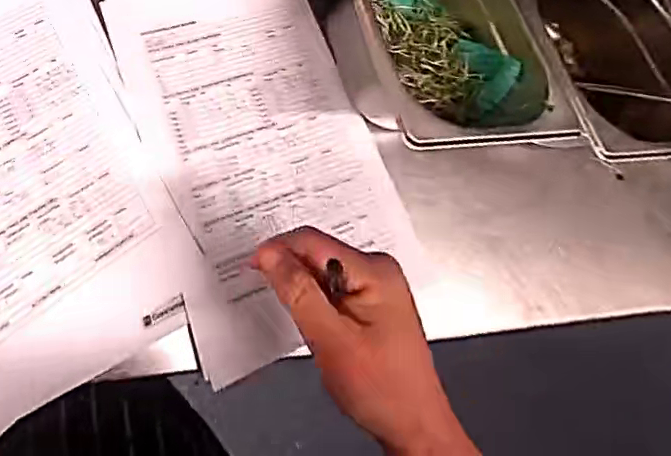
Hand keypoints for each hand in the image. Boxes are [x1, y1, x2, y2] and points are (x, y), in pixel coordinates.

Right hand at [251, 228, 476, 455]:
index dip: (278, 250)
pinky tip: (322, 328)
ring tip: (311, 327)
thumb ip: (299, 293)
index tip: (255, 264)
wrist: (416, 430)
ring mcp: (376, 283)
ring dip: (305, 290)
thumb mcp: (332, 341)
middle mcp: (378, 269)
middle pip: (316, 252)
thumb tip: (272, 256)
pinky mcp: (371, 298)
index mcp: (374, 270)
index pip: (312, 241)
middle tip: (282, 304)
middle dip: (293, 274)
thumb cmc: (386, 392)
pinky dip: (317, 301)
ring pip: (321, 270)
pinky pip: (331, 285)